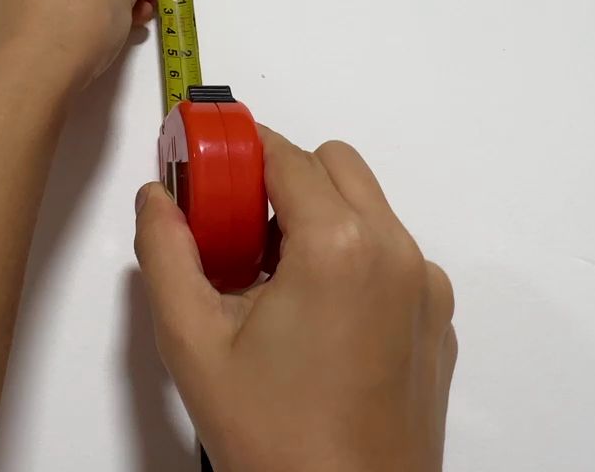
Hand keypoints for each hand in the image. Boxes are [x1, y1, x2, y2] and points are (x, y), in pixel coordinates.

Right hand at [134, 125, 455, 471]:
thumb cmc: (275, 442)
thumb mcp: (192, 341)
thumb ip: (164, 252)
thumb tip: (156, 198)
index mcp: (339, 246)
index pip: (285, 154)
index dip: (240, 152)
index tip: (210, 170)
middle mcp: (395, 253)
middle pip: (332, 164)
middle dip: (281, 177)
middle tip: (237, 225)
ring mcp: (425, 287)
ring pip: (365, 203)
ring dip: (316, 212)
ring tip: (272, 276)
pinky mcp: (438, 319)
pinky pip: (390, 250)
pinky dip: (351, 253)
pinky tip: (317, 313)